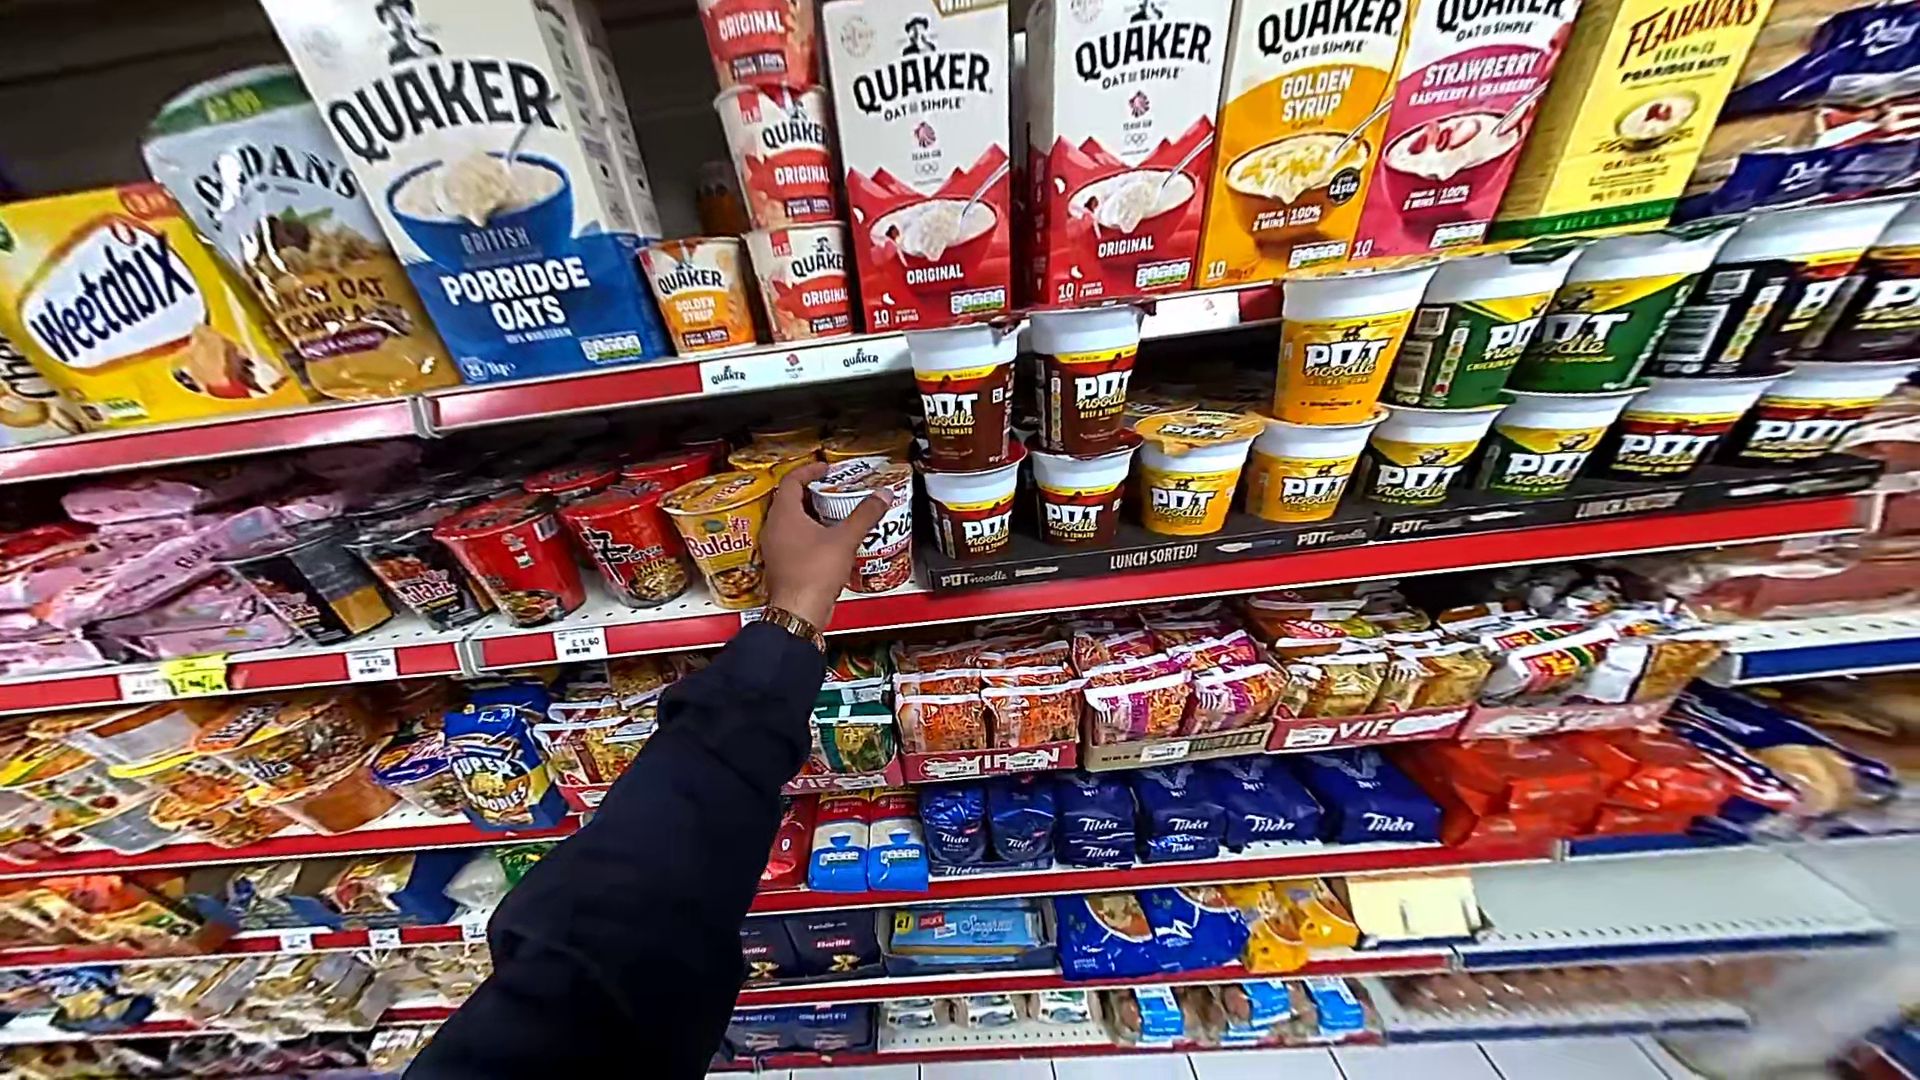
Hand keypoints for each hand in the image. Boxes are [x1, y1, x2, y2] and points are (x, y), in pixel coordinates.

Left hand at [760, 462, 893, 628]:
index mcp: (784, 515)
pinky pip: (792, 539)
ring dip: (810, 514)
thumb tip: (882, 495)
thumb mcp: (845, 539)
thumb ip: (865, 515)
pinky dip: (809, 533)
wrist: (799, 612)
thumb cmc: (814, 574)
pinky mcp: (781, 563)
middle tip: (832, 490)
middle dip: (812, 492)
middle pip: (790, 500)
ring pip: (790, 521)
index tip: (825, 469)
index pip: (791, 481)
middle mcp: (774, 529)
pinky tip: (829, 540)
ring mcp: (775, 547)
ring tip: (834, 513)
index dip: (809, 471)